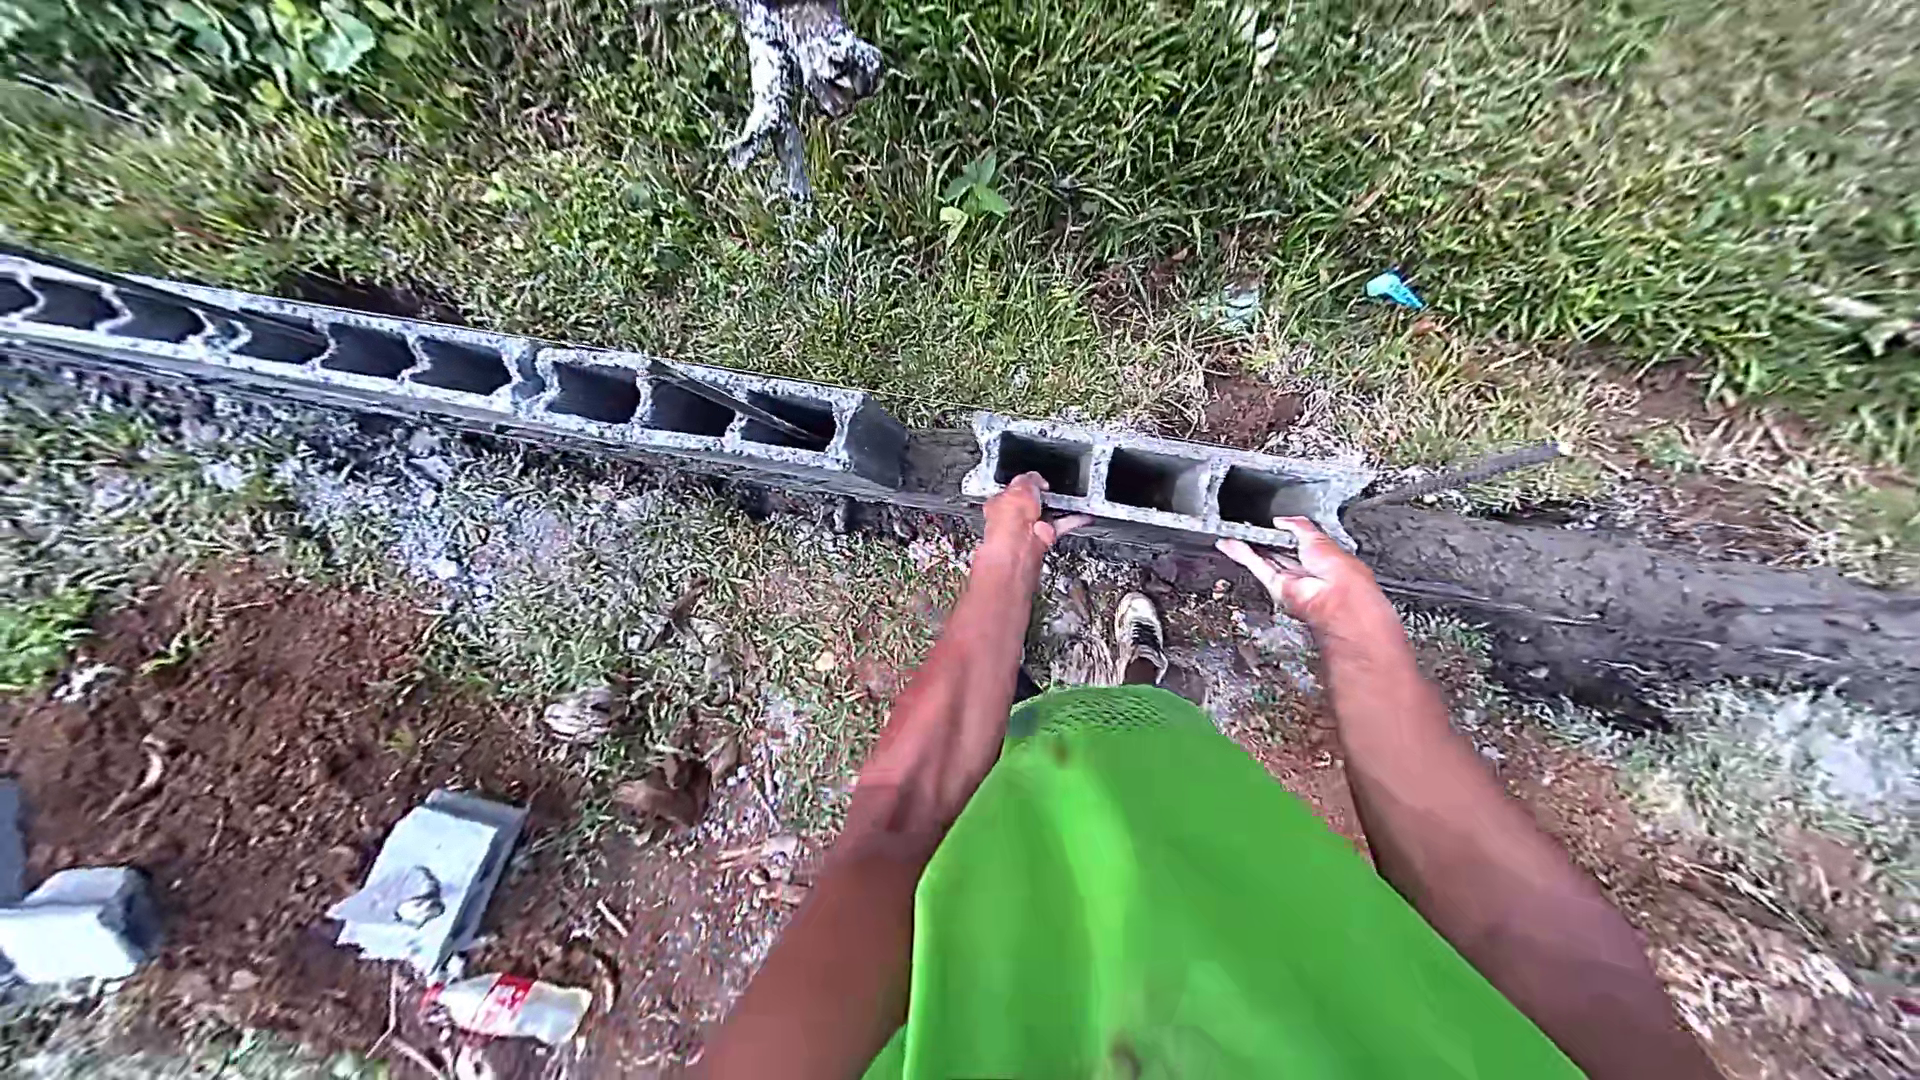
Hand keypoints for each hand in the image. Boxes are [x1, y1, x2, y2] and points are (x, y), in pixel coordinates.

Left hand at [978, 473, 1091, 577]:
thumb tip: (1037, 478)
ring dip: (1060, 508)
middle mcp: (1012, 518)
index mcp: (1000, 503)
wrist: (1019, 544)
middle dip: (1045, 497)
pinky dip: (1071, 520)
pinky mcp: (1043, 538)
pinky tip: (1081, 514)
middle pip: (1033, 503)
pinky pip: (1059, 526)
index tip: (1040, 481)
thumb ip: (1030, 479)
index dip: (1027, 484)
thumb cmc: (1009, 518)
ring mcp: (1028, 529)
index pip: (1014, 490)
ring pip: (1047, 515)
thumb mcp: (1021, 485)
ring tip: (1072, 500)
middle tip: (1054, 491)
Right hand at [1216, 518, 1397, 638]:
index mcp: (1321, 556)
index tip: (1267, 524)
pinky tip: (1231, 545)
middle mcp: (1304, 570)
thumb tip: (1281, 520)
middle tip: (1244, 529)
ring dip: (1246, 547)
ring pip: (1263, 559)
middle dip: (1261, 540)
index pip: (1296, 541)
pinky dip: (1243, 555)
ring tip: (1230, 535)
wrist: (1335, 596)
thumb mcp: (1319, 537)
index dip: (1281, 532)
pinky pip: (1257, 566)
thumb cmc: (1340, 570)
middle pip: (1276, 551)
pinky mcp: (1275, 586)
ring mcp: (1289, 579)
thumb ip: (1299, 526)